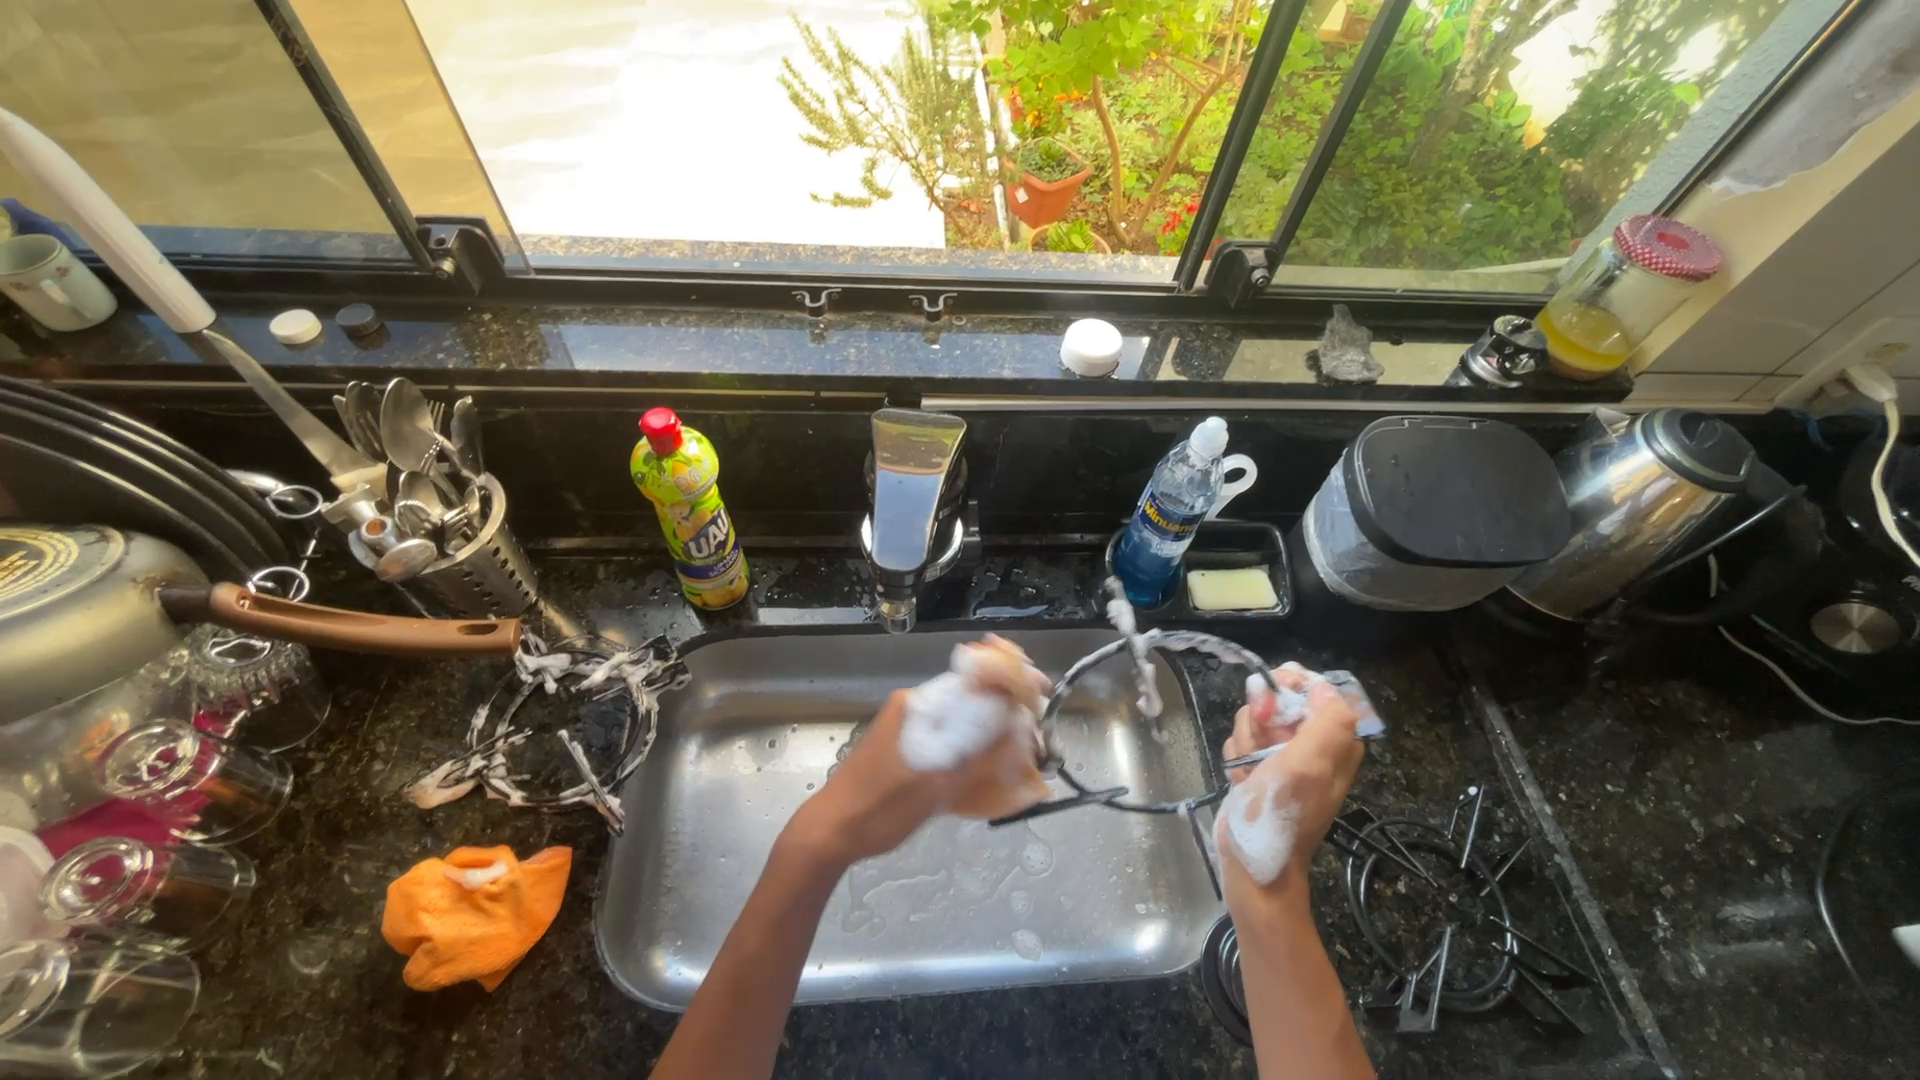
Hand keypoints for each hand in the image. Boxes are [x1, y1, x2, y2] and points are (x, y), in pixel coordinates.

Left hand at [786, 637, 1050, 869]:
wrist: (831, 832)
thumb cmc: (879, 806)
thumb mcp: (934, 781)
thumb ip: (976, 751)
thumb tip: (1017, 725)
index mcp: (919, 705)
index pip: (975, 680)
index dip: (1011, 683)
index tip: (1041, 692)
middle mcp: (916, 708)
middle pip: (972, 700)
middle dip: (1008, 712)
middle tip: (1038, 736)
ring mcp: (910, 730)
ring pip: (963, 722)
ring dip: (993, 733)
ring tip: (1024, 752)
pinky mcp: (908, 751)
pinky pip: (950, 741)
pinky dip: (973, 750)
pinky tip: (993, 767)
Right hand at [1217, 668, 1364, 928]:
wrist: (1253, 863)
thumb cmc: (1281, 815)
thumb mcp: (1310, 765)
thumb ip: (1327, 721)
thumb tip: (1320, 687)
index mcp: (1338, 741)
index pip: (1317, 687)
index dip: (1288, 687)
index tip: (1266, 704)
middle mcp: (1315, 744)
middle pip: (1280, 699)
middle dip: (1260, 719)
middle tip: (1258, 746)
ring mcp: (1286, 756)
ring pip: (1256, 718)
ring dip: (1245, 741)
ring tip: (1250, 772)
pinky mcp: (1262, 767)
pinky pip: (1243, 740)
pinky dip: (1237, 756)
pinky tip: (1242, 779)